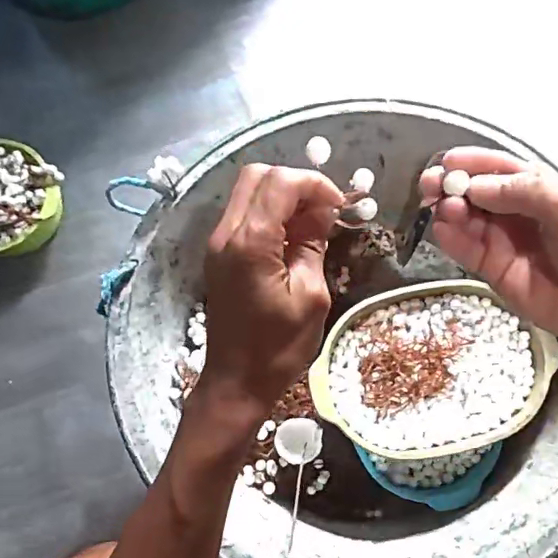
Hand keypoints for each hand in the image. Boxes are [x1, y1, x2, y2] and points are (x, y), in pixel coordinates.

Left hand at [200, 164, 342, 405]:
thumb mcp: (311, 297)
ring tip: (312, 225)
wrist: (236, 382)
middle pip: (257, 175)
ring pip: (248, 192)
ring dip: (282, 197)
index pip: (280, 183)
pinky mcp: (219, 256)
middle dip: (296, 183)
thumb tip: (322, 211)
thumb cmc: (278, 347)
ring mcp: (218, 244)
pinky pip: (243, 216)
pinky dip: (269, 214)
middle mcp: (226, 234)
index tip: (339, 207)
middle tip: (324, 211)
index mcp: (251, 243)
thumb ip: (313, 245)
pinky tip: (292, 239)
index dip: (315, 185)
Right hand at [421, 148, 557, 340]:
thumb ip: (530, 194)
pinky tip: (442, 230)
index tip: (449, 161)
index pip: (499, 168)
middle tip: (431, 183)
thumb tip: (478, 187)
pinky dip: (449, 238)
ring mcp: (499, 239)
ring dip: (448, 209)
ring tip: (443, 207)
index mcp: (536, 189)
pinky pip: (463, 249)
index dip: (473, 162)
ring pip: (464, 218)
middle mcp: (512, 211)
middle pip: (473, 191)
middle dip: (450, 184)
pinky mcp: (489, 267)